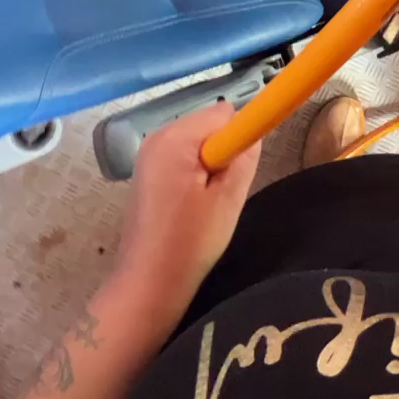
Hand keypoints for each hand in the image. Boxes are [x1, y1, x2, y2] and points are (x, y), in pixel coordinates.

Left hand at [112, 102, 259, 315]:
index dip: (238, 139)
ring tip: (205, 203)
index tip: (237, 172)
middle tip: (220, 193)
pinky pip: (182, 155)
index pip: (224, 114)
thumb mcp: (229, 199)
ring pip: (197, 141)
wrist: (146, 284)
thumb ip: (244, 156)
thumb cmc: (190, 243)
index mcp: (175, 138)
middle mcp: (157, 136)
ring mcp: (148, 153)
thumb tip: (252, 132)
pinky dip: (193, 173)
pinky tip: (190, 206)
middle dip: (223, 151)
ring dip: (209, 164)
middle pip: (209, 124)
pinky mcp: (146, 170)